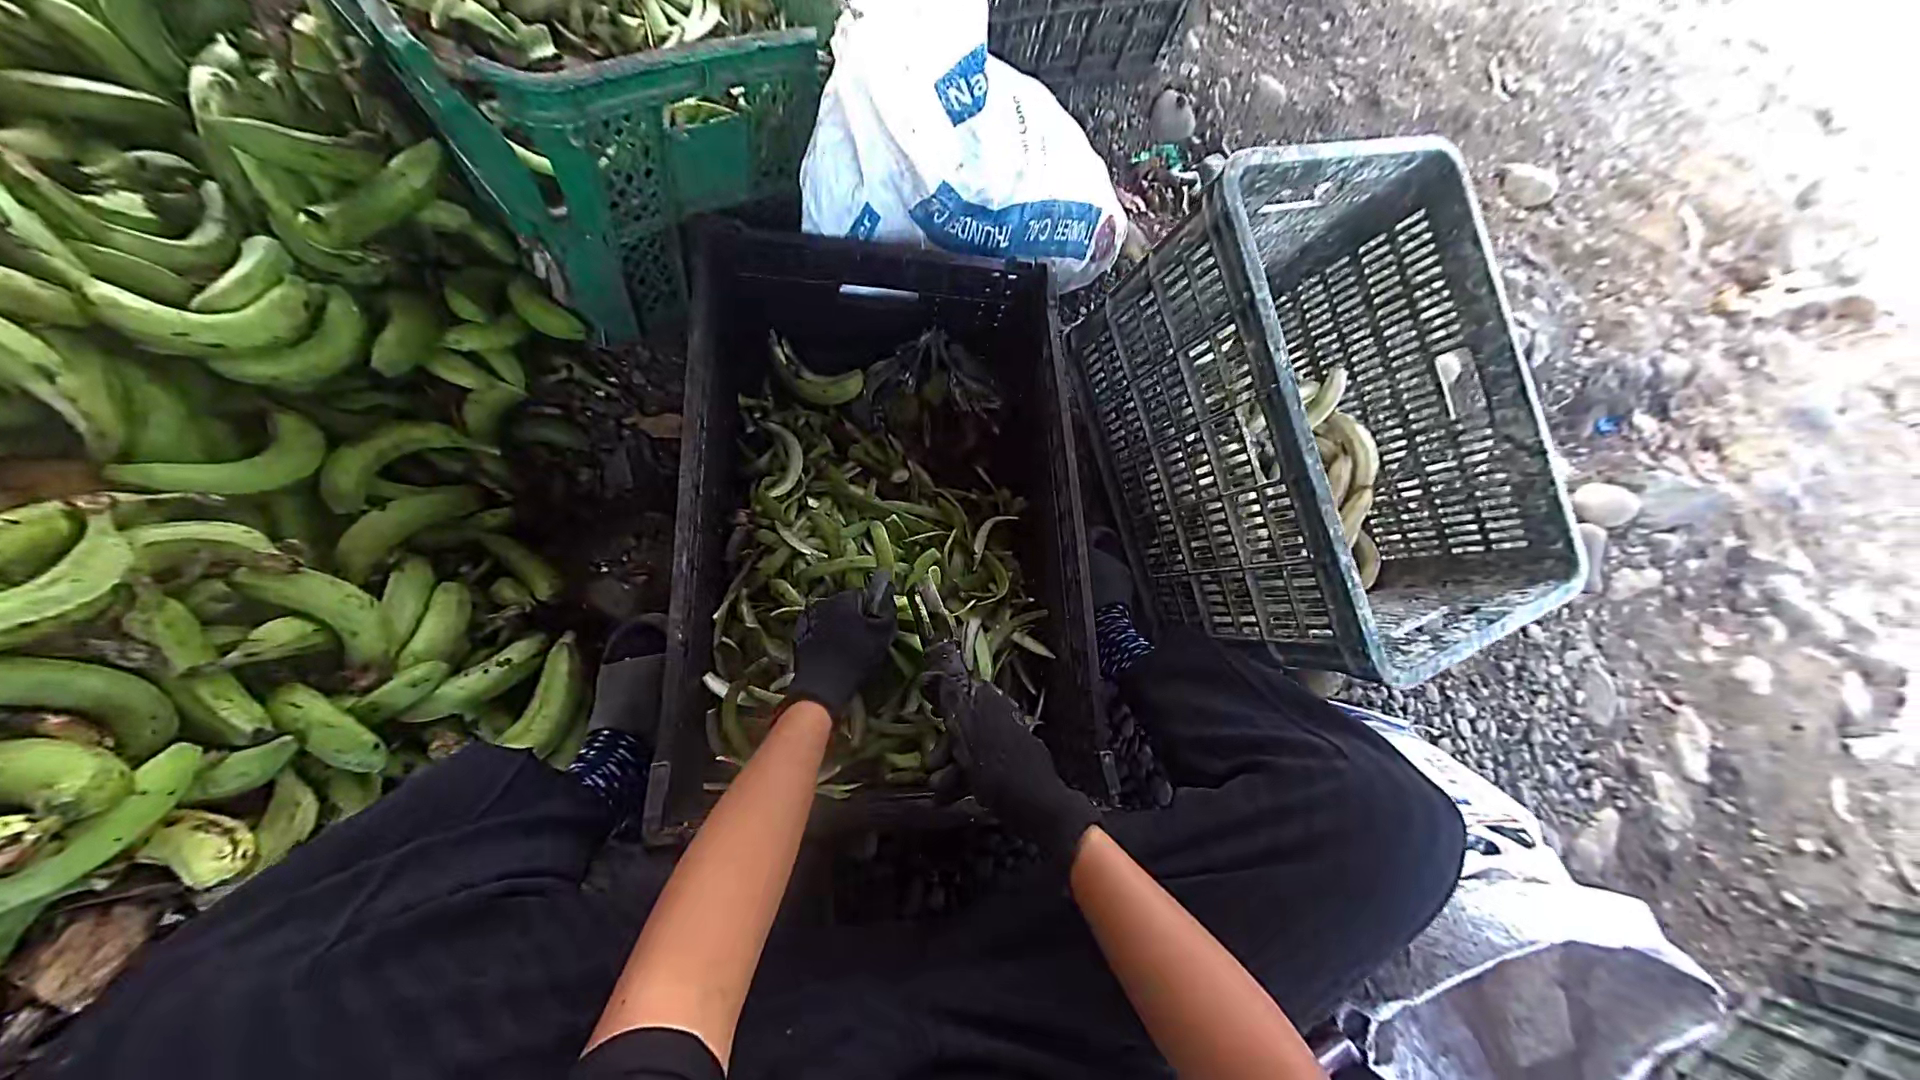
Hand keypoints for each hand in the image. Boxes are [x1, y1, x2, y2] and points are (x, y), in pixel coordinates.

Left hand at [783, 577, 896, 715]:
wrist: (822, 686)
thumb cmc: (856, 658)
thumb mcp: (883, 635)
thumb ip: (888, 613)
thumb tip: (888, 601)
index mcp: (843, 598)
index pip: (864, 595)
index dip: (873, 611)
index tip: (877, 627)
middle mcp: (822, 603)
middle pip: (845, 606)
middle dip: (855, 617)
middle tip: (865, 638)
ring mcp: (807, 620)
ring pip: (831, 619)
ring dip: (839, 628)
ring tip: (848, 649)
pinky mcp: (799, 637)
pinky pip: (819, 632)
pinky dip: (826, 639)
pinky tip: (833, 655)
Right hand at [928, 643, 1099, 859]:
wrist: (1038, 806)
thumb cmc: (996, 768)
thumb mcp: (966, 732)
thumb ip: (949, 701)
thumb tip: (931, 673)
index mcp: (990, 703)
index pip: (961, 693)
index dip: (942, 707)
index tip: (929, 720)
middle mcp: (1002, 716)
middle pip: (964, 725)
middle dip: (944, 748)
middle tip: (931, 767)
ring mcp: (1010, 743)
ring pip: (972, 750)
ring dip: (951, 769)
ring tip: (939, 792)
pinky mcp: (1014, 768)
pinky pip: (984, 768)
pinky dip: (966, 780)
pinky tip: (951, 798)